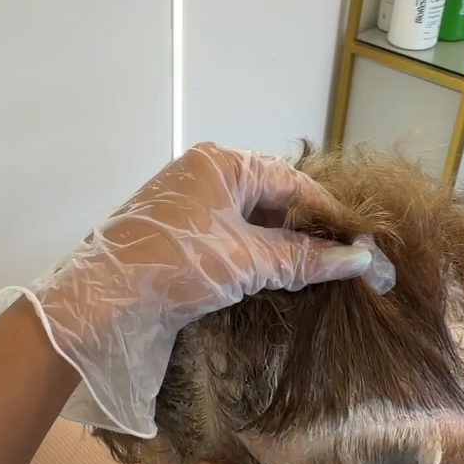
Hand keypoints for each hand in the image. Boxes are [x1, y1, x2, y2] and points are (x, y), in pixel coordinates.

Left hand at [12, 143, 381, 435]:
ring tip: (312, 272)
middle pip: (271, 197)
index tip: (361, 243)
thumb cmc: (174, 265)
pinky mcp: (176, 232)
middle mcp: (203, 173)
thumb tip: (359, 260)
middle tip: (340, 261)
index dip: (328, 214)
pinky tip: (271, 275)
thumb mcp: (247, 260)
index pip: (292, 182)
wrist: (102, 301)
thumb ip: (304, 258)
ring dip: (279, 245)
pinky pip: (228, 235)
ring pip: (249, 219)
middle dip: (305, 230)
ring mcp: (187, 202)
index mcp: (221, 162)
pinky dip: (252, 254)